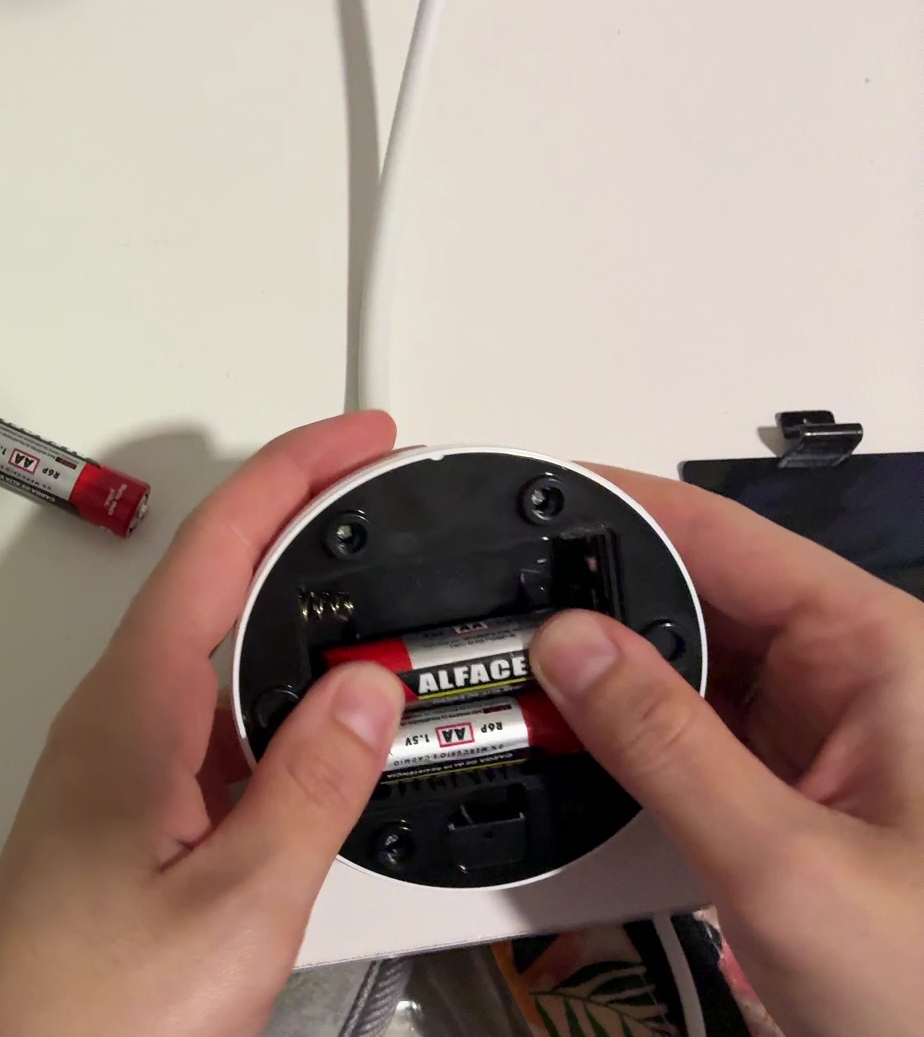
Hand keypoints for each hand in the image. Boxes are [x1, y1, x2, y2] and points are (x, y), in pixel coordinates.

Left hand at [0, 413, 407, 1036]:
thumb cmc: (96, 998)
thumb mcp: (237, 899)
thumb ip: (309, 785)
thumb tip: (364, 688)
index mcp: (135, 702)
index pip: (216, 548)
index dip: (287, 476)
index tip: (354, 438)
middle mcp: (118, 704)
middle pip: (210, 572)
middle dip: (293, 515)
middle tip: (372, 487)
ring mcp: (120, 740)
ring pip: (209, 633)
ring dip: (282, 591)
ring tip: (360, 568)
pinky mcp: (129, 781)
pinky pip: (206, 697)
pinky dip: (264, 669)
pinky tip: (309, 685)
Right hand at [527, 469, 923, 1036]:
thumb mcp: (788, 865)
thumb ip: (662, 742)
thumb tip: (560, 640)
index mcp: (884, 657)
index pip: (718, 536)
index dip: (611, 503)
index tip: (513, 498)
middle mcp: (848, 675)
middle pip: (681, 591)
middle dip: (579, 593)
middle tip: (480, 598)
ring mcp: (809, 724)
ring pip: (668, 656)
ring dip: (586, 661)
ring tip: (497, 656)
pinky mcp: (775, 769)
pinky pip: (669, 712)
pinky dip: (604, 711)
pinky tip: (552, 717)